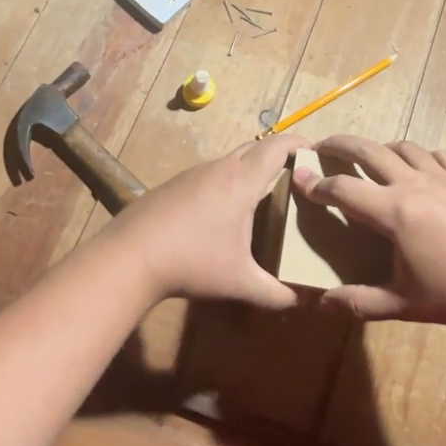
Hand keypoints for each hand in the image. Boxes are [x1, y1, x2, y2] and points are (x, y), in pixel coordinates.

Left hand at [102, 135, 305, 310]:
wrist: (129, 257)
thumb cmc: (192, 262)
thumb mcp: (239, 282)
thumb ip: (274, 293)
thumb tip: (300, 302)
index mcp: (242, 181)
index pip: (277, 147)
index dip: (299, 143)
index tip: (316, 150)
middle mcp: (219, 169)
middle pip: (255, 147)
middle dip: (278, 154)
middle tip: (297, 173)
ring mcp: (192, 174)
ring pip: (230, 160)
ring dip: (250, 168)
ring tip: (265, 192)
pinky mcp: (173, 185)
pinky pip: (210, 174)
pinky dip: (227, 181)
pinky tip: (225, 210)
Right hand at [294, 135, 445, 334]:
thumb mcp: (404, 305)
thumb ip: (359, 302)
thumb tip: (321, 304)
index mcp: (395, 213)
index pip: (344, 189)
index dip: (317, 184)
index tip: (299, 177)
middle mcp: (416, 184)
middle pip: (369, 151)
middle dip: (340, 145)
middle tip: (322, 145)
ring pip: (405, 148)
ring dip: (381, 148)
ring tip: (370, 158)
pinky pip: (437, 156)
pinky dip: (418, 156)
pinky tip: (419, 169)